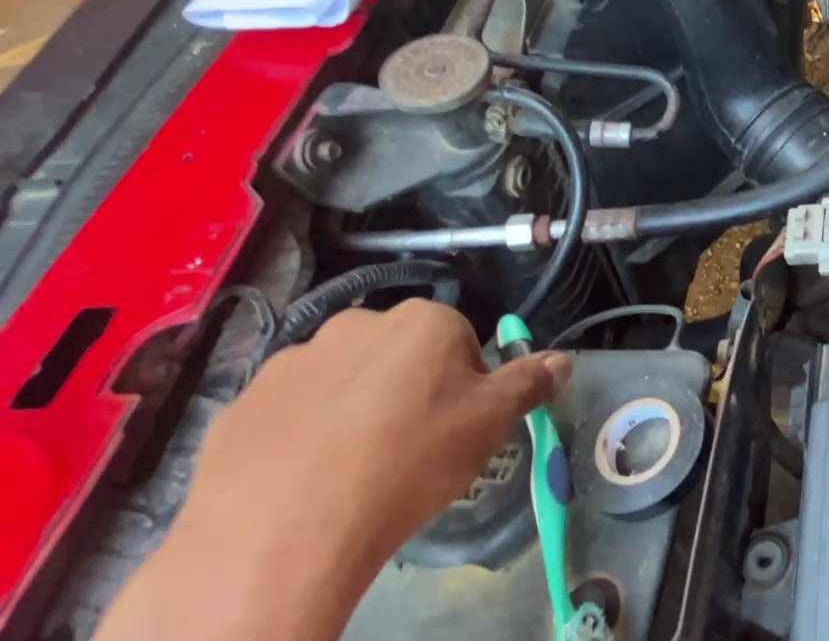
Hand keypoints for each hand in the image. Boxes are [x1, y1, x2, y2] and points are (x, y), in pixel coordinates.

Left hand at [96, 298, 571, 640]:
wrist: (282, 534)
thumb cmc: (409, 462)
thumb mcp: (490, 425)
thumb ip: (529, 383)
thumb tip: (562, 360)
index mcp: (423, 320)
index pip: (461, 340)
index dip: (465, 383)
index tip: (457, 424)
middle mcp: (356, 324)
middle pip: (399, 352)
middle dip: (409, 387)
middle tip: (411, 444)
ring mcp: (291, 362)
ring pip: (342, 379)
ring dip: (353, 407)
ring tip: (354, 466)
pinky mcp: (240, 405)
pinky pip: (289, 411)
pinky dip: (302, 433)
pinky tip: (308, 477)